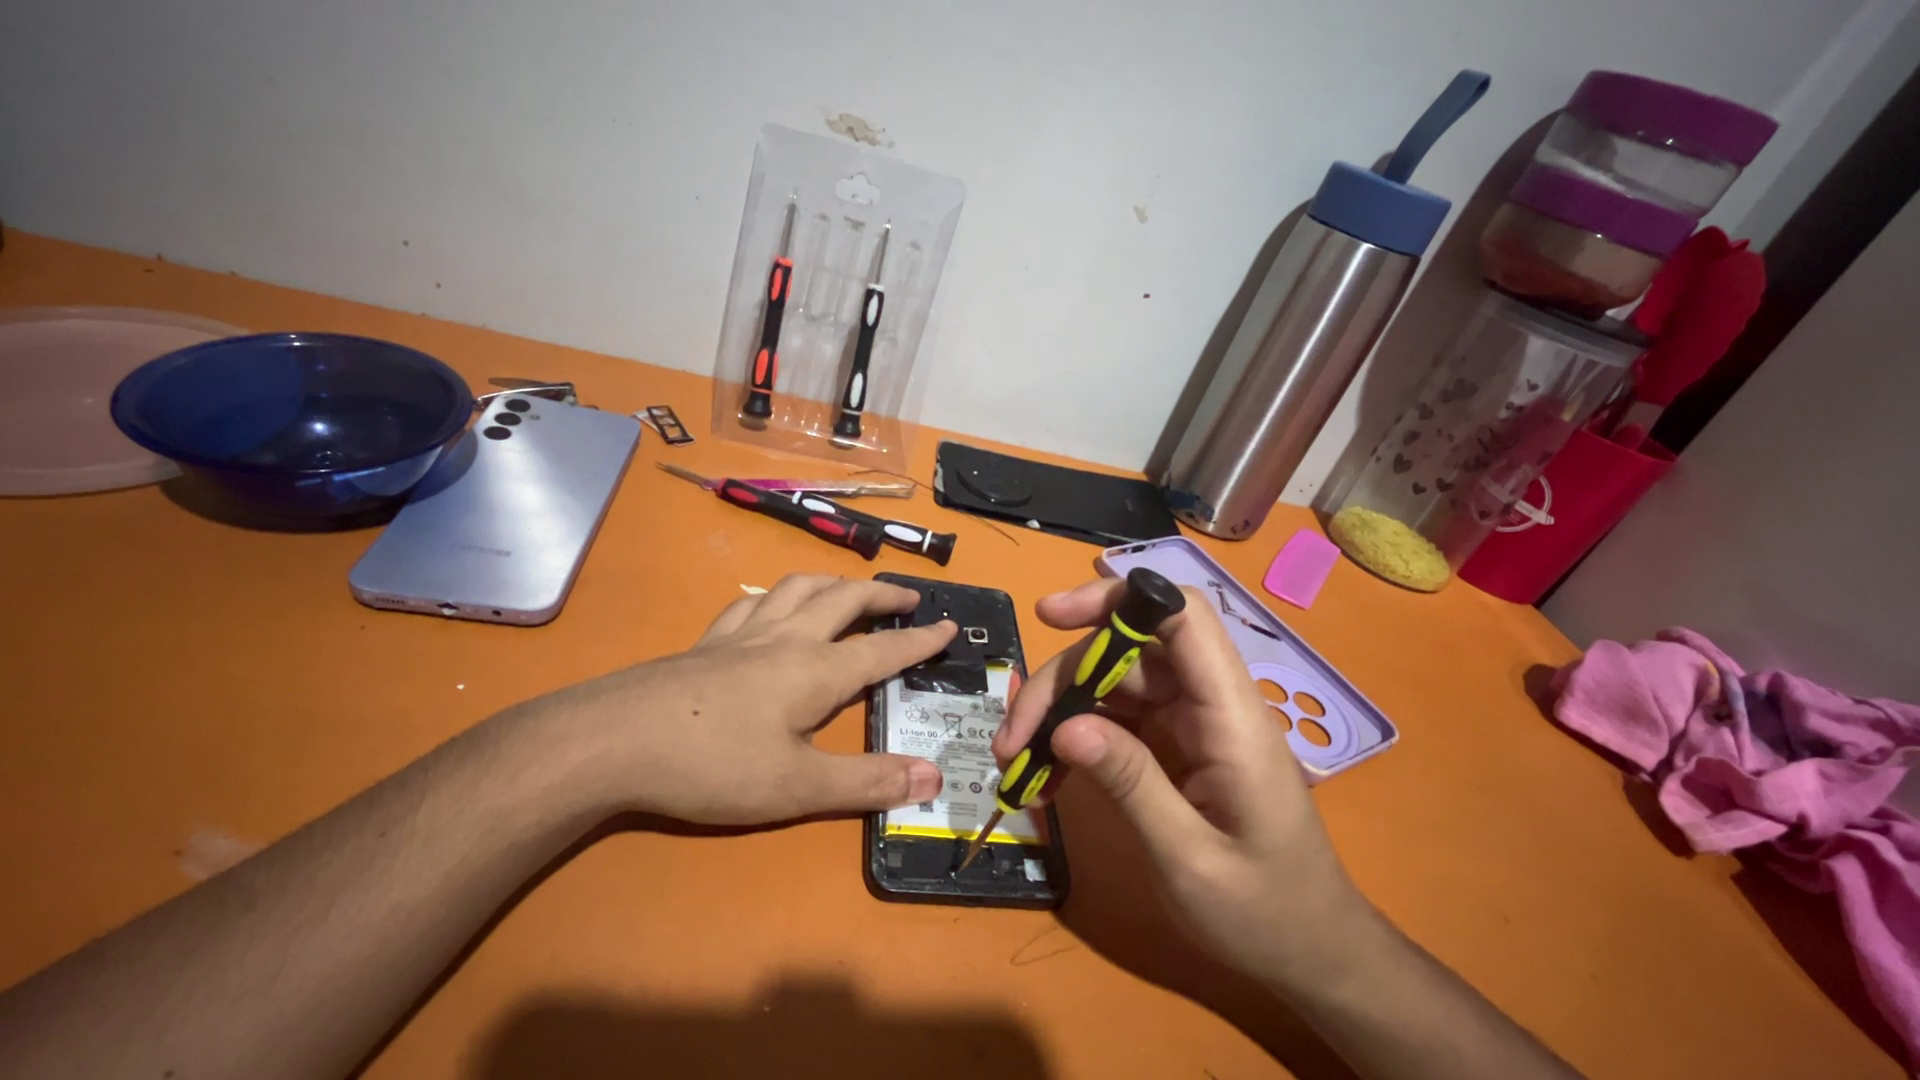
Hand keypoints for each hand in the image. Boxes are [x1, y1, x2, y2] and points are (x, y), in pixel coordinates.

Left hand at [514, 575, 954, 825]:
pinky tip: (769, 605)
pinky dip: (777, 594)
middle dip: (882, 595)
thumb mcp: (799, 787)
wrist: (610, 741)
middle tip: (910, 595)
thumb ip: (868, 783)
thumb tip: (934, 777)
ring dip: (833, 582)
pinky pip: (752, 601)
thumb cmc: (712, 765)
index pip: (883, 650)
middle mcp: (785, 639)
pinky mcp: (704, 643)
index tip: (950, 626)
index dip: (920, 641)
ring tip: (848, 588)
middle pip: (843, 600)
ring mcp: (740, 635)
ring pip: (797, 588)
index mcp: (816, 671)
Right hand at [995, 578, 1370, 985]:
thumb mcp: (1190, 858)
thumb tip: (1064, 724)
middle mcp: (1210, 707)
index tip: (1049, 615)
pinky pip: (1116, 723)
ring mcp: (1192, 727)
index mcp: (1231, 717)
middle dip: (1061, 682)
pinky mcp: (1176, 749)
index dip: (1118, 599)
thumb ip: (1131, 784)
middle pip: (1128, 655)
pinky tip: (1045, 776)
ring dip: (1058, 713)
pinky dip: (1075, 741)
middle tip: (1009, 739)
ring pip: (1114, 687)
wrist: (1310, 951)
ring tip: (1015, 762)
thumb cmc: (1264, 911)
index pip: (1182, 619)